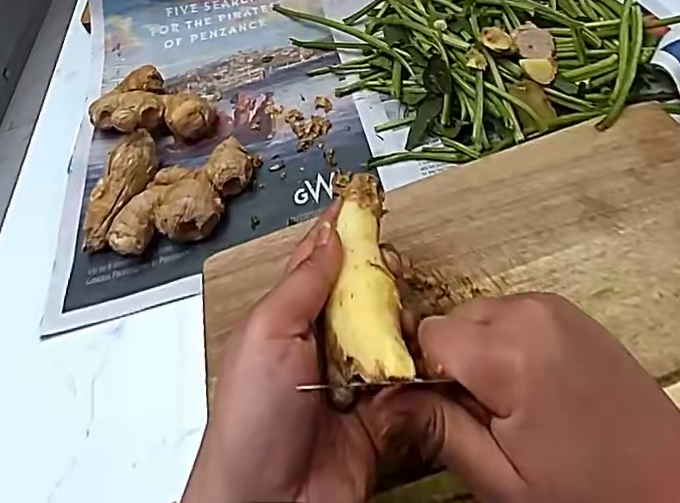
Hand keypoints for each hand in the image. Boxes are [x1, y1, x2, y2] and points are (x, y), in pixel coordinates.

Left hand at [183, 203, 444, 502]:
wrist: (270, 501)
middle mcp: (315, 343)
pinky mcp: (375, 423)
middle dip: (377, 277)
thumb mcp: (271, 331)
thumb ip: (303, 285)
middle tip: (398, 257)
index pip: (314, 262)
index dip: (337, 233)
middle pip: (355, 297)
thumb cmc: (252, 414)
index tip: (360, 204)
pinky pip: (405, 389)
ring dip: (399, 323)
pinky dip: (416, 374)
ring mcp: (347, 382)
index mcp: (283, 315)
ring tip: (413, 302)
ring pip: (383, 338)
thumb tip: (329, 237)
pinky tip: (427, 356)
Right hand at [415, 293, 679, 502]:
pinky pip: (507, 314)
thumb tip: (383, 401)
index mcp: (509, 353)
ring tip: (522, 403)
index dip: (431, 376)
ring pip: (476, 317)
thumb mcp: (505, 483)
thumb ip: (438, 429)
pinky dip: (507, 341)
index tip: (454, 411)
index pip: (426, 336)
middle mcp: (527, 313)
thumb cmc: (596, 500)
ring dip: (482, 352)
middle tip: (495, 418)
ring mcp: (549, 305)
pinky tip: (537, 384)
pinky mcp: (564, 308)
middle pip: (451, 323)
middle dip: (458, 364)